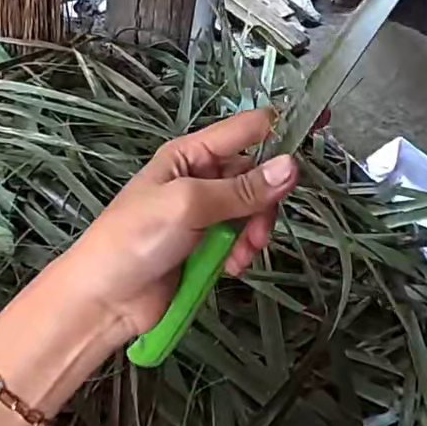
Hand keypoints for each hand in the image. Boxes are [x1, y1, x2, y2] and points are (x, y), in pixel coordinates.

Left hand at [48, 108, 298, 343]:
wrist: (104, 299)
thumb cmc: (136, 238)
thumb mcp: (189, 205)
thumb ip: (241, 189)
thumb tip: (292, 166)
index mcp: (190, 154)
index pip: (245, 129)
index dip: (281, 127)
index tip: (322, 126)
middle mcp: (199, 177)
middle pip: (255, 174)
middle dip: (264, 202)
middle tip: (257, 231)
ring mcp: (203, 213)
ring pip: (252, 210)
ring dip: (254, 232)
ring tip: (240, 256)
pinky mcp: (206, 245)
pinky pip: (240, 238)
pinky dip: (242, 252)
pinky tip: (231, 268)